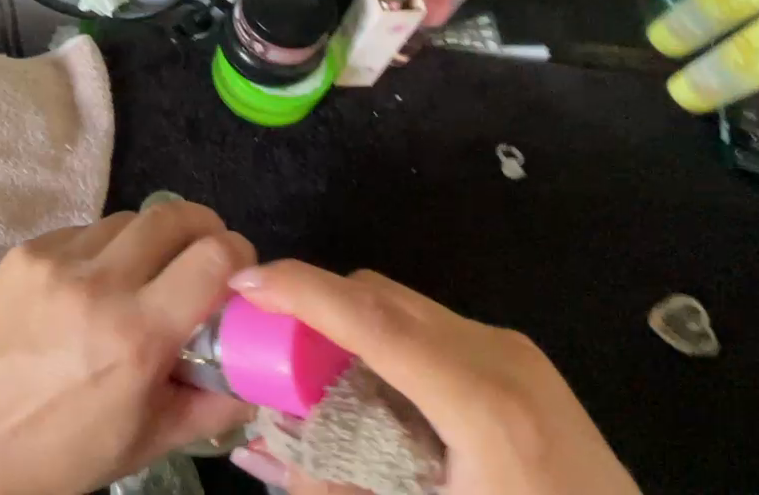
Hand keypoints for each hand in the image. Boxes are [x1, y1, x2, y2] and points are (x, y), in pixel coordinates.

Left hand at [0, 201, 255, 494]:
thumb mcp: (149, 439)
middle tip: (205, 251)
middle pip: (172, 215)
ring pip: (127, 218)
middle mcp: (99, 284)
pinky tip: (93, 284)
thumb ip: (213, 404)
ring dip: (150, 238)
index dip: (238, 253)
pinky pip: (84, 231)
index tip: (240, 269)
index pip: (213, 257)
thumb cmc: (63, 451)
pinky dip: (103, 248)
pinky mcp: (26, 252)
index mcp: (138, 335)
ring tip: (145, 273)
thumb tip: (258, 376)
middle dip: (201, 225)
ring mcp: (56, 261)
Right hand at [226, 261, 638, 494]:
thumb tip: (258, 453)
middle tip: (262, 337)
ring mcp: (511, 349)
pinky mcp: (516, 357)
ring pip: (400, 303)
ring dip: (345, 319)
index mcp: (482, 403)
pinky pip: (425, 323)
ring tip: (309, 365)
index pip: (372, 317)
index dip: (300, 290)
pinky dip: (380, 335)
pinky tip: (369, 381)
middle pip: (378, 296)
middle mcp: (497, 354)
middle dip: (311, 302)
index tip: (242, 283)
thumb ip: (340, 488)